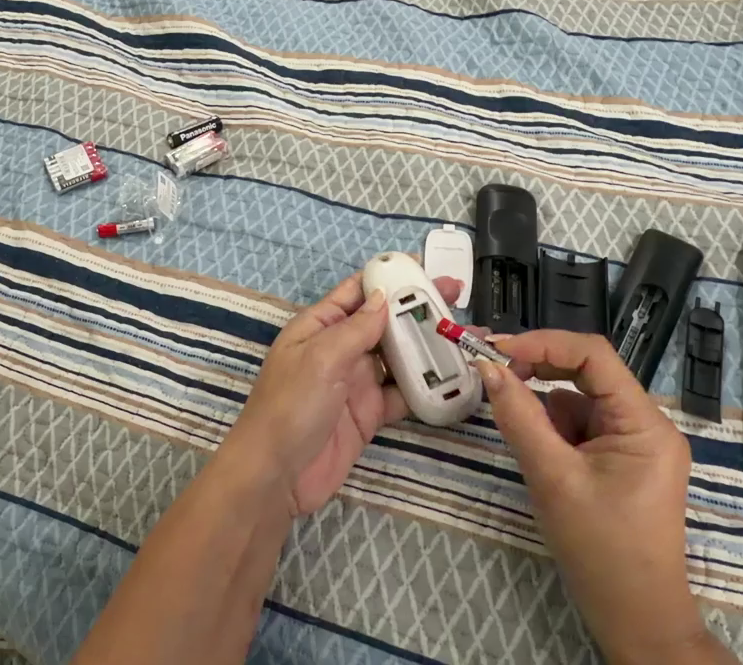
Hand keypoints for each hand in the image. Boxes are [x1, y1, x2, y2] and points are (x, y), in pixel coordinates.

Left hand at [218, 273, 463, 516]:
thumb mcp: (320, 358)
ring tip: (465, 336)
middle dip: (418, 308)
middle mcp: (339, 348)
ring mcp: (356, 382)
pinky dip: (427, 388)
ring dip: (429, 346)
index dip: (389, 277)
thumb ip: (356, 328)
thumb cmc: (290, 406)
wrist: (277, 476)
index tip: (425, 267)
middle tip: (457, 296)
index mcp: (319, 325)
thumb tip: (384, 296)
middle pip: (384, 321)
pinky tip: (456, 381)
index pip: (357, 291)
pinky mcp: (369, 414)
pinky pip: (403, 393)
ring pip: (398, 356)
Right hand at [475, 332, 725, 664]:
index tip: (495, 350)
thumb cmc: (600, 549)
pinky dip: (554, 434)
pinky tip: (548, 467)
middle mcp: (647, 424)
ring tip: (536, 457)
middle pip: (586, 373)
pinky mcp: (621, 461)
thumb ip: (518, 417)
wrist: (635, 619)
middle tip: (493, 377)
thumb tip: (487, 367)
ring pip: (577, 401)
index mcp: (644, 423)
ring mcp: (635, 444)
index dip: (542, 343)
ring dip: (546, 414)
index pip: (593, 356)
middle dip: (539, 372)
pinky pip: (579, 426)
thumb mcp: (551, 477)